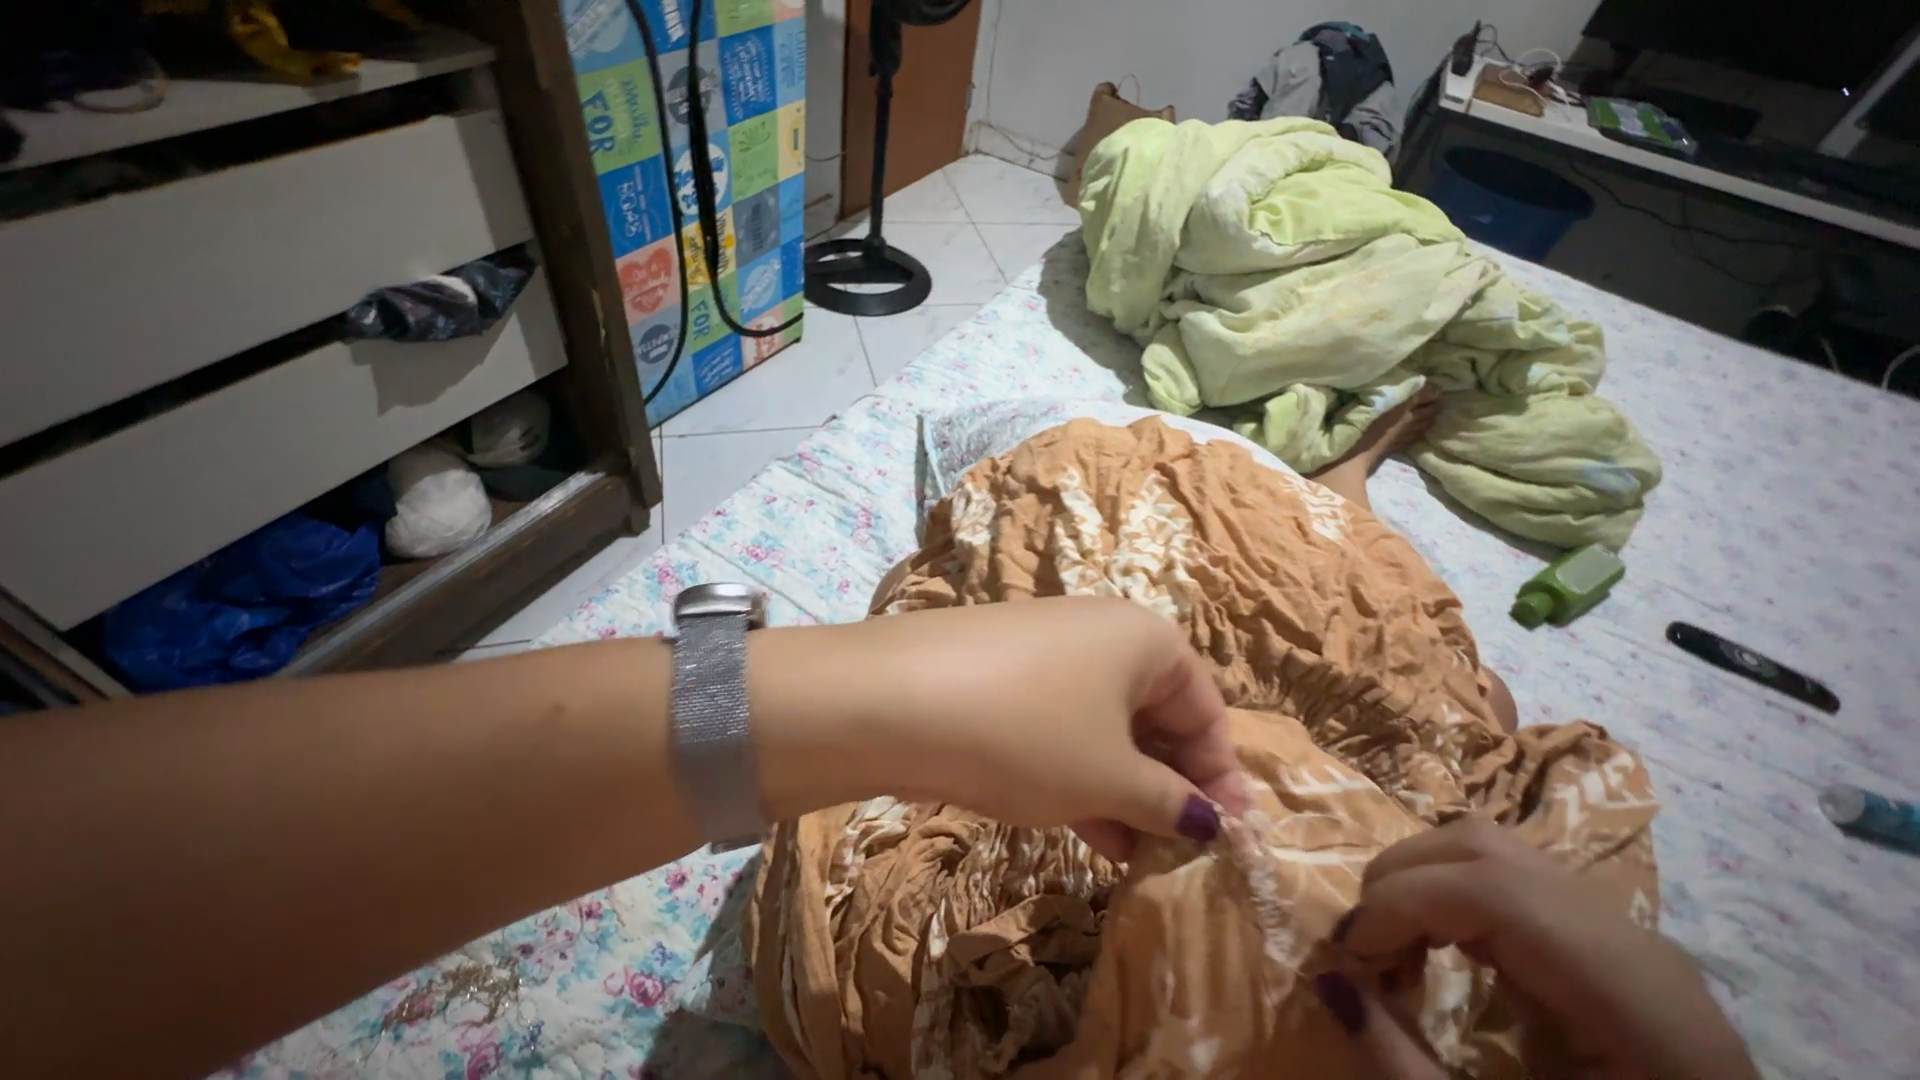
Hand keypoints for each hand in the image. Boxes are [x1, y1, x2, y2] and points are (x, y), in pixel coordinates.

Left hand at [752, 596, 1247, 860]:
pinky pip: (1058, 727)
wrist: (890, 701)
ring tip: (1134, 855)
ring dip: (1122, 790)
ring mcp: (1043, 652)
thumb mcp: (1108, 779)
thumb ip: (1170, 803)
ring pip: (1103, 728)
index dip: (1219, 777)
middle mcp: (1098, 633)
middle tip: (1175, 854)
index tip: (1227, 839)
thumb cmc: (1026, 734)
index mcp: (1145, 639)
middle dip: (1167, 788)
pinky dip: (1077, 774)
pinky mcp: (999, 677)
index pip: (1205, 710)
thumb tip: (1212, 821)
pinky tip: (1083, 828)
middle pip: (1153, 717)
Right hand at [1313, 818, 1758, 1079]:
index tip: (1348, 958)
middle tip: (1363, 950)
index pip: (1495, 892)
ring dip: (1420, 881)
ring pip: (1494, 848)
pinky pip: (1511, 878)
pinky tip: (1438, 951)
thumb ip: (1403, 1066)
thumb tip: (1327, 981)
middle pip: (1486, 847)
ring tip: (1393, 947)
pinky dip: (1450, 896)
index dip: (1400, 905)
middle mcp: (1634, 942)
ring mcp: (1624, 932)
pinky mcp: (1605, 939)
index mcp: (1632, 1000)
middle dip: (1398, 880)